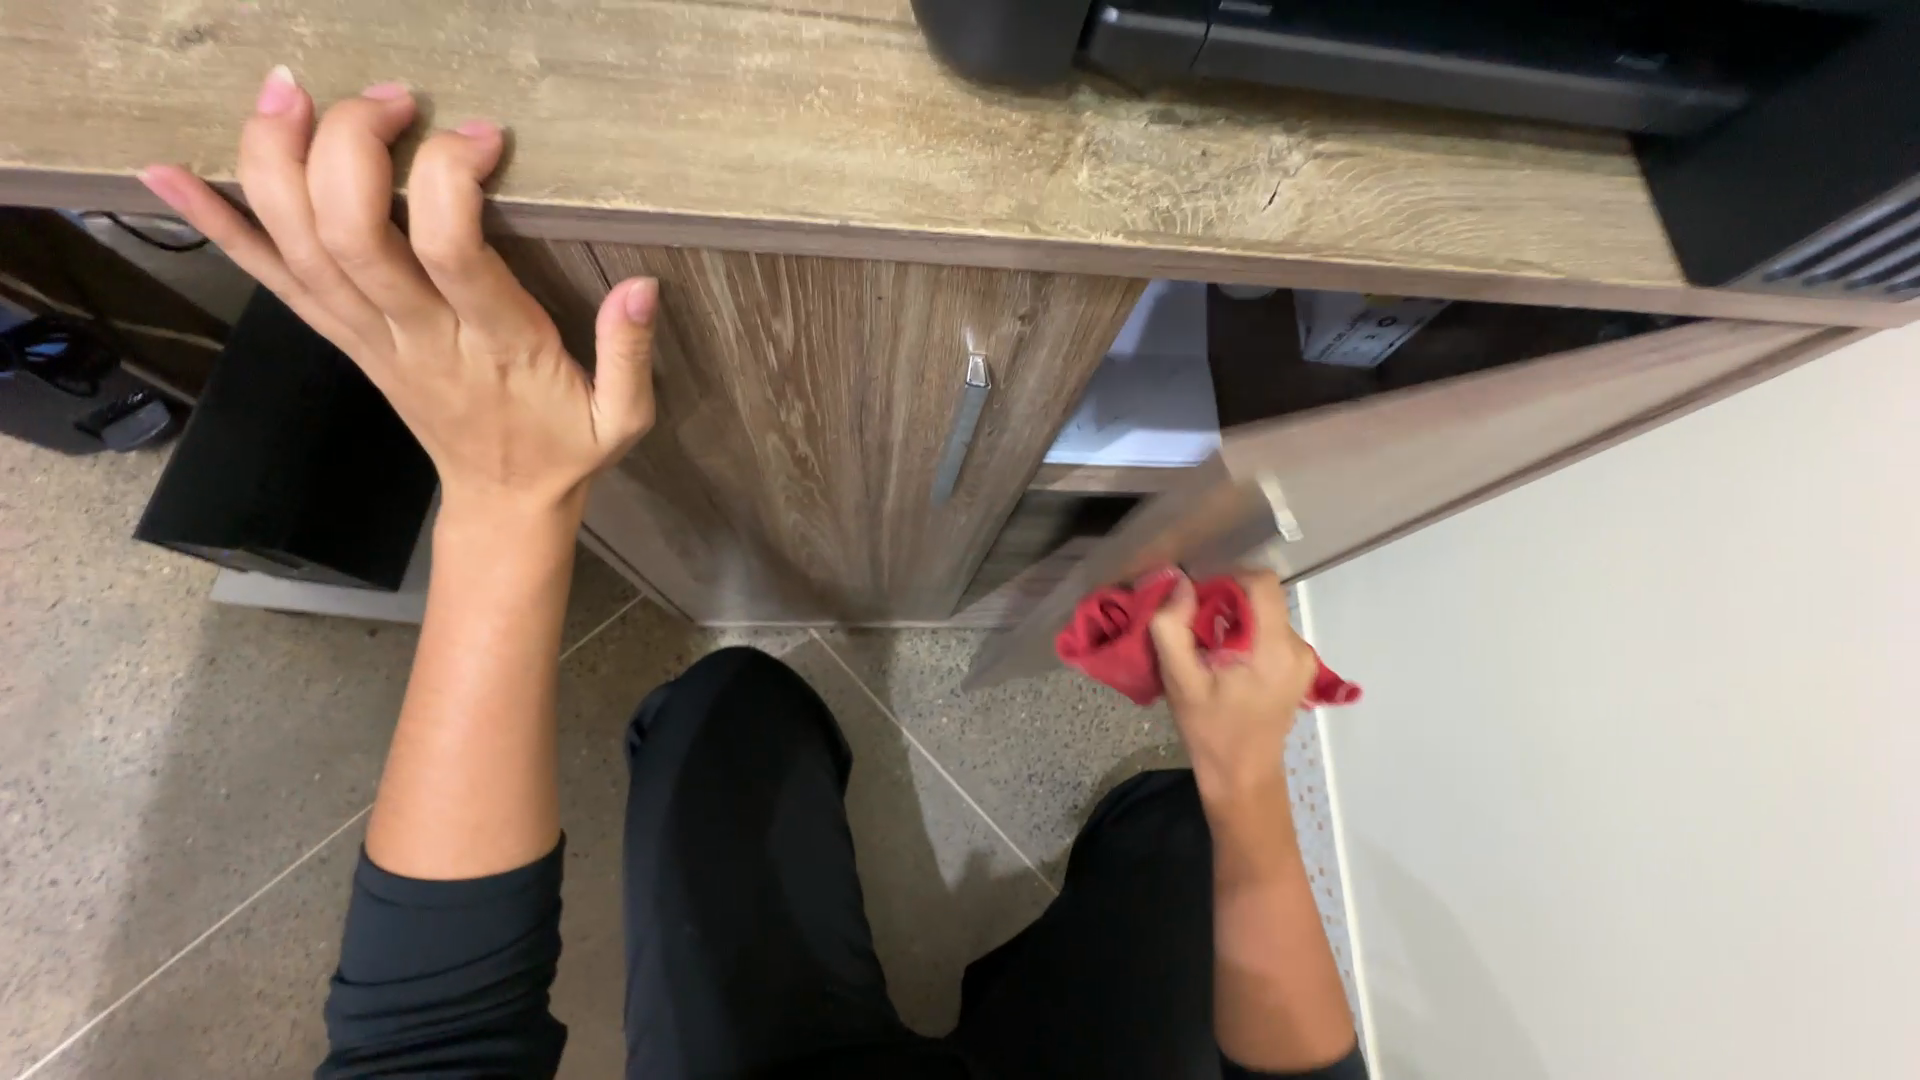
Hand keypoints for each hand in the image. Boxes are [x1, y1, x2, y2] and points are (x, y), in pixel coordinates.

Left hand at [136, 66, 657, 519]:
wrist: (504, 503)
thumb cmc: (566, 453)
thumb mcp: (625, 417)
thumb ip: (630, 352)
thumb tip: (643, 285)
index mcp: (497, 347)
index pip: (452, 248)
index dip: (452, 177)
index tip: (482, 137)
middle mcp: (421, 337)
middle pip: (353, 230)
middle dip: (354, 145)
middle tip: (390, 100)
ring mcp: (373, 340)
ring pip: (300, 245)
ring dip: (276, 161)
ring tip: (288, 93)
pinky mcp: (349, 345)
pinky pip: (276, 283)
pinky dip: (220, 227)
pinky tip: (169, 174)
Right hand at [1149, 569, 1317, 801]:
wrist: (1242, 775)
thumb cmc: (1210, 729)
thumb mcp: (1179, 679)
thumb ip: (1172, 627)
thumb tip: (1181, 585)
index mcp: (1274, 648)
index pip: (1261, 583)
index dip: (1226, 580)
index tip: (1198, 602)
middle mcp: (1298, 647)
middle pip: (1260, 598)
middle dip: (1224, 604)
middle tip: (1195, 631)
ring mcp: (1303, 658)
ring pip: (1263, 614)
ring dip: (1233, 621)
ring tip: (1208, 650)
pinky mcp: (1298, 668)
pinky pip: (1269, 632)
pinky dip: (1245, 635)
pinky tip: (1225, 662)